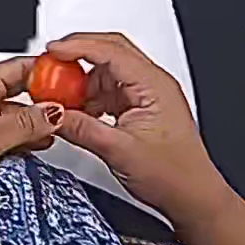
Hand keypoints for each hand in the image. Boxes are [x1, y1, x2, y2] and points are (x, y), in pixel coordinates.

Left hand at [0, 56, 63, 195]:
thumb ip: (27, 124)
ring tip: (54, 134)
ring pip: (18, 110)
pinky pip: (8, 127)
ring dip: (36, 122)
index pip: (25, 66)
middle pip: (24, 87)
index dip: (51, 71)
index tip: (72, 82)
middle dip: (47, 100)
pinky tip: (33, 146)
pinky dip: (22, 135)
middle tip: (69, 111)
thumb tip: (55, 112)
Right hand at [46, 32, 240, 225]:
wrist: (193, 198)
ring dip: (81, 80)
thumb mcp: (119, 151)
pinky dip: (88, 96)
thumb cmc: (174, 176)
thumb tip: (54, 114)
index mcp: (153, 85)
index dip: (77, 46)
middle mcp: (151, 83)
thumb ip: (81, 129)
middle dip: (77, 54)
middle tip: (50, 64)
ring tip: (60, 95)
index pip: (110, 50)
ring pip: (106, 71)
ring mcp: (145, 94)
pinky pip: (108, 90)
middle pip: (109, 51)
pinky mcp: (139, 107)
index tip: (52, 51)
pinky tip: (76, 111)